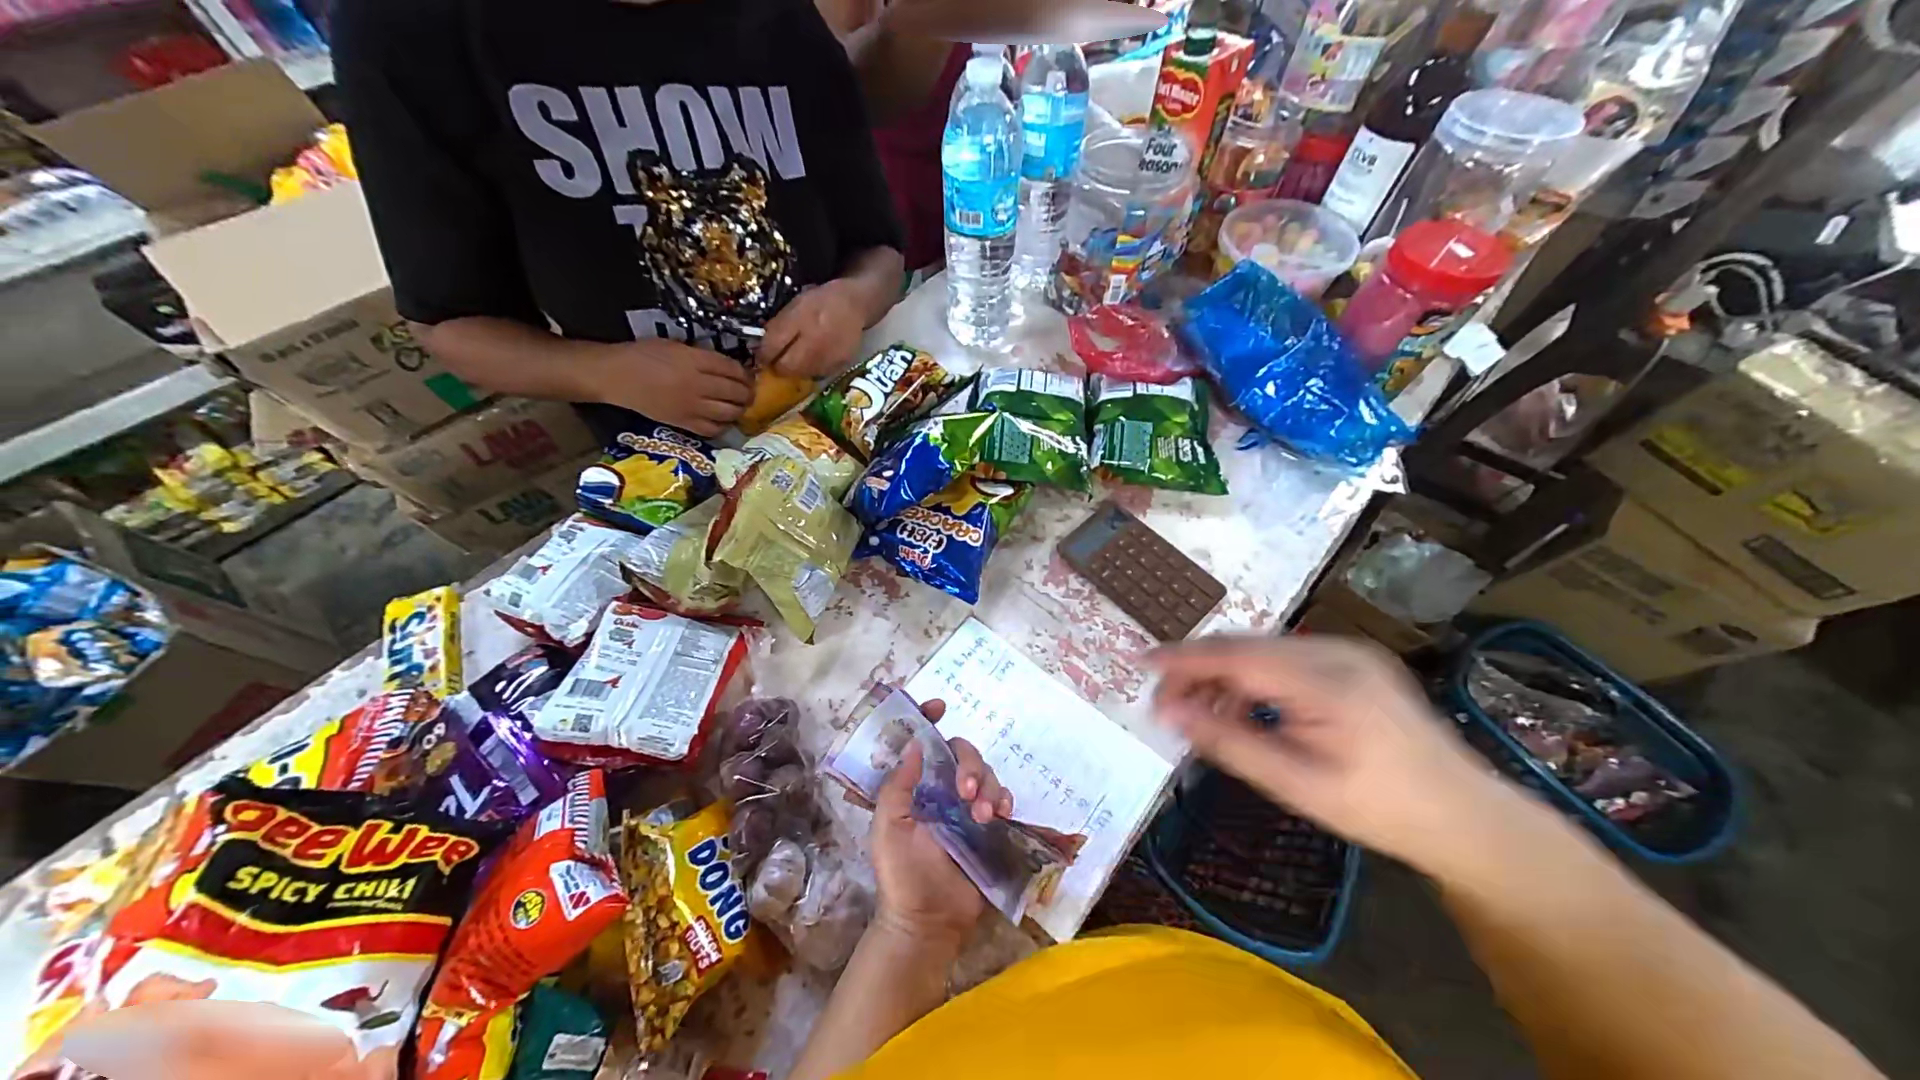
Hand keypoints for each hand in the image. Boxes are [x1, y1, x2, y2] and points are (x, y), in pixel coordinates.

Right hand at [591, 339, 752, 437]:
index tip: (749, 376)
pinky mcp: (683, 423)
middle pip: (735, 392)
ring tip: (741, 406)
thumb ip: (701, 356)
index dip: (745, 374)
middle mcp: (697, 385)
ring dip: (740, 409)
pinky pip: (712, 429)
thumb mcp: (675, 346)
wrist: (616, 376)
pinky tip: (724, 420)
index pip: (732, 369)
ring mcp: (691, 406)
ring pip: (729, 412)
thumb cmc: (643, 355)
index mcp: (695, 361)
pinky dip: (723, 425)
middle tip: (749, 392)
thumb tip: (726, 366)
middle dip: (748, 393)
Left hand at [758, 280, 868, 377]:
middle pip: (786, 368)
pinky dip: (813, 369)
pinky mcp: (839, 366)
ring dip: (796, 369)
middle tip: (781, 358)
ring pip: (801, 374)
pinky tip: (816, 357)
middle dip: (779, 365)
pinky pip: (818, 374)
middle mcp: (814, 343)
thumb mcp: (794, 306)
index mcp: (799, 323)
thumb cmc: (820, 302)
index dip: (764, 354)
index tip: (764, 354)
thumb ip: (778, 327)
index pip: (772, 349)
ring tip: (800, 356)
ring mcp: (828, 358)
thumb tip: (762, 348)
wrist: (855, 305)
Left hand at [867, 699, 1012, 945]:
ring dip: (988, 785)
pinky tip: (1000, 813)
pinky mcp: (988, 829)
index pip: (923, 744)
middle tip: (967, 791)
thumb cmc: (901, 874)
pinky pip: (1001, 800)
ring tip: (982, 815)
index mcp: (914, 788)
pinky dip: (1003, 799)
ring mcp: (966, 810)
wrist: (928, 922)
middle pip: (962, 754)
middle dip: (969, 765)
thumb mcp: (888, 827)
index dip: (929, 720)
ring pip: (986, 774)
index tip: (941, 706)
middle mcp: (941, 791)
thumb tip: (916, 743)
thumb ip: (898, 785)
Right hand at [1149, 636, 1522, 870]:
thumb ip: (1229, 742)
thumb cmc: (1378, 809)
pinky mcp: (1354, 660)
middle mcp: (1336, 651)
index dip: (1182, 658)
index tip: (1141, 663)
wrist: (1466, 817)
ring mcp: (1349, 651)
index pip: (1235, 655)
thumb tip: (1169, 713)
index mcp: (1325, 682)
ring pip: (1263, 648)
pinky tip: (1246, 705)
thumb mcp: (1295, 784)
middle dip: (1198, 668)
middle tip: (1167, 704)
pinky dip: (1254, 676)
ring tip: (1202, 710)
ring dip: (1225, 673)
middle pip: (1245, 645)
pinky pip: (1287, 656)